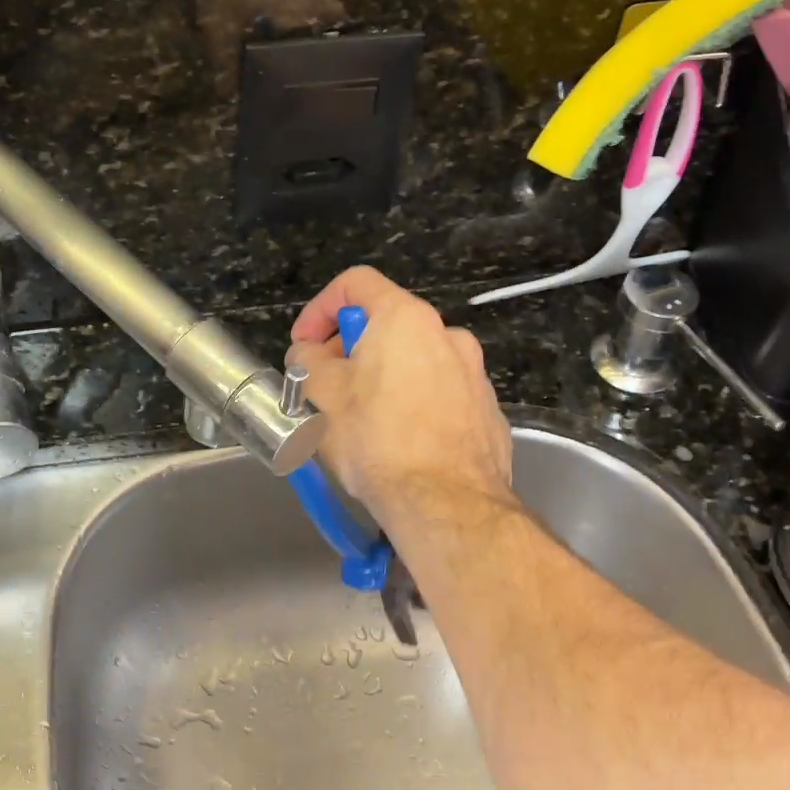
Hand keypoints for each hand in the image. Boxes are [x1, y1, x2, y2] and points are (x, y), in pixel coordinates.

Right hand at [288, 267, 513, 517]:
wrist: (446, 506)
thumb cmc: (375, 439)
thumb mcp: (318, 393)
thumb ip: (306, 361)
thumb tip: (311, 357)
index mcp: (405, 320)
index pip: (355, 283)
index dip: (319, 308)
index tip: (303, 344)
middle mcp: (447, 337)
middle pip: (386, 326)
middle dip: (348, 351)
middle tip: (322, 385)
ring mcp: (474, 377)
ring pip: (412, 364)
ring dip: (379, 380)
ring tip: (354, 421)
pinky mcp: (486, 416)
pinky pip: (437, 398)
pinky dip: (410, 408)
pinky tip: (391, 445)